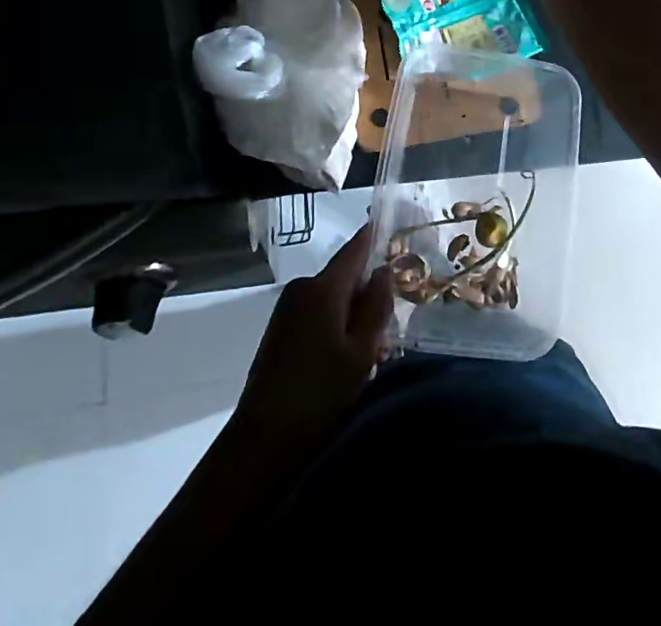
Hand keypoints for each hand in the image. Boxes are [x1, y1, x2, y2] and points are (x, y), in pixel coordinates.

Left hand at [232, 226, 394, 448]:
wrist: (265, 436)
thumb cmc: (321, 392)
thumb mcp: (362, 351)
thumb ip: (376, 307)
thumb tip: (383, 270)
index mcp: (322, 289)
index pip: (353, 251)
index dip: (372, 238)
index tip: (390, 224)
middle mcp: (301, 290)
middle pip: (343, 276)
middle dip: (368, 288)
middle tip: (395, 311)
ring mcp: (287, 310)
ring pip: (331, 297)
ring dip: (353, 310)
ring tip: (375, 342)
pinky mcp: (280, 330)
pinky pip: (316, 313)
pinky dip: (336, 323)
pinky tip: (349, 354)